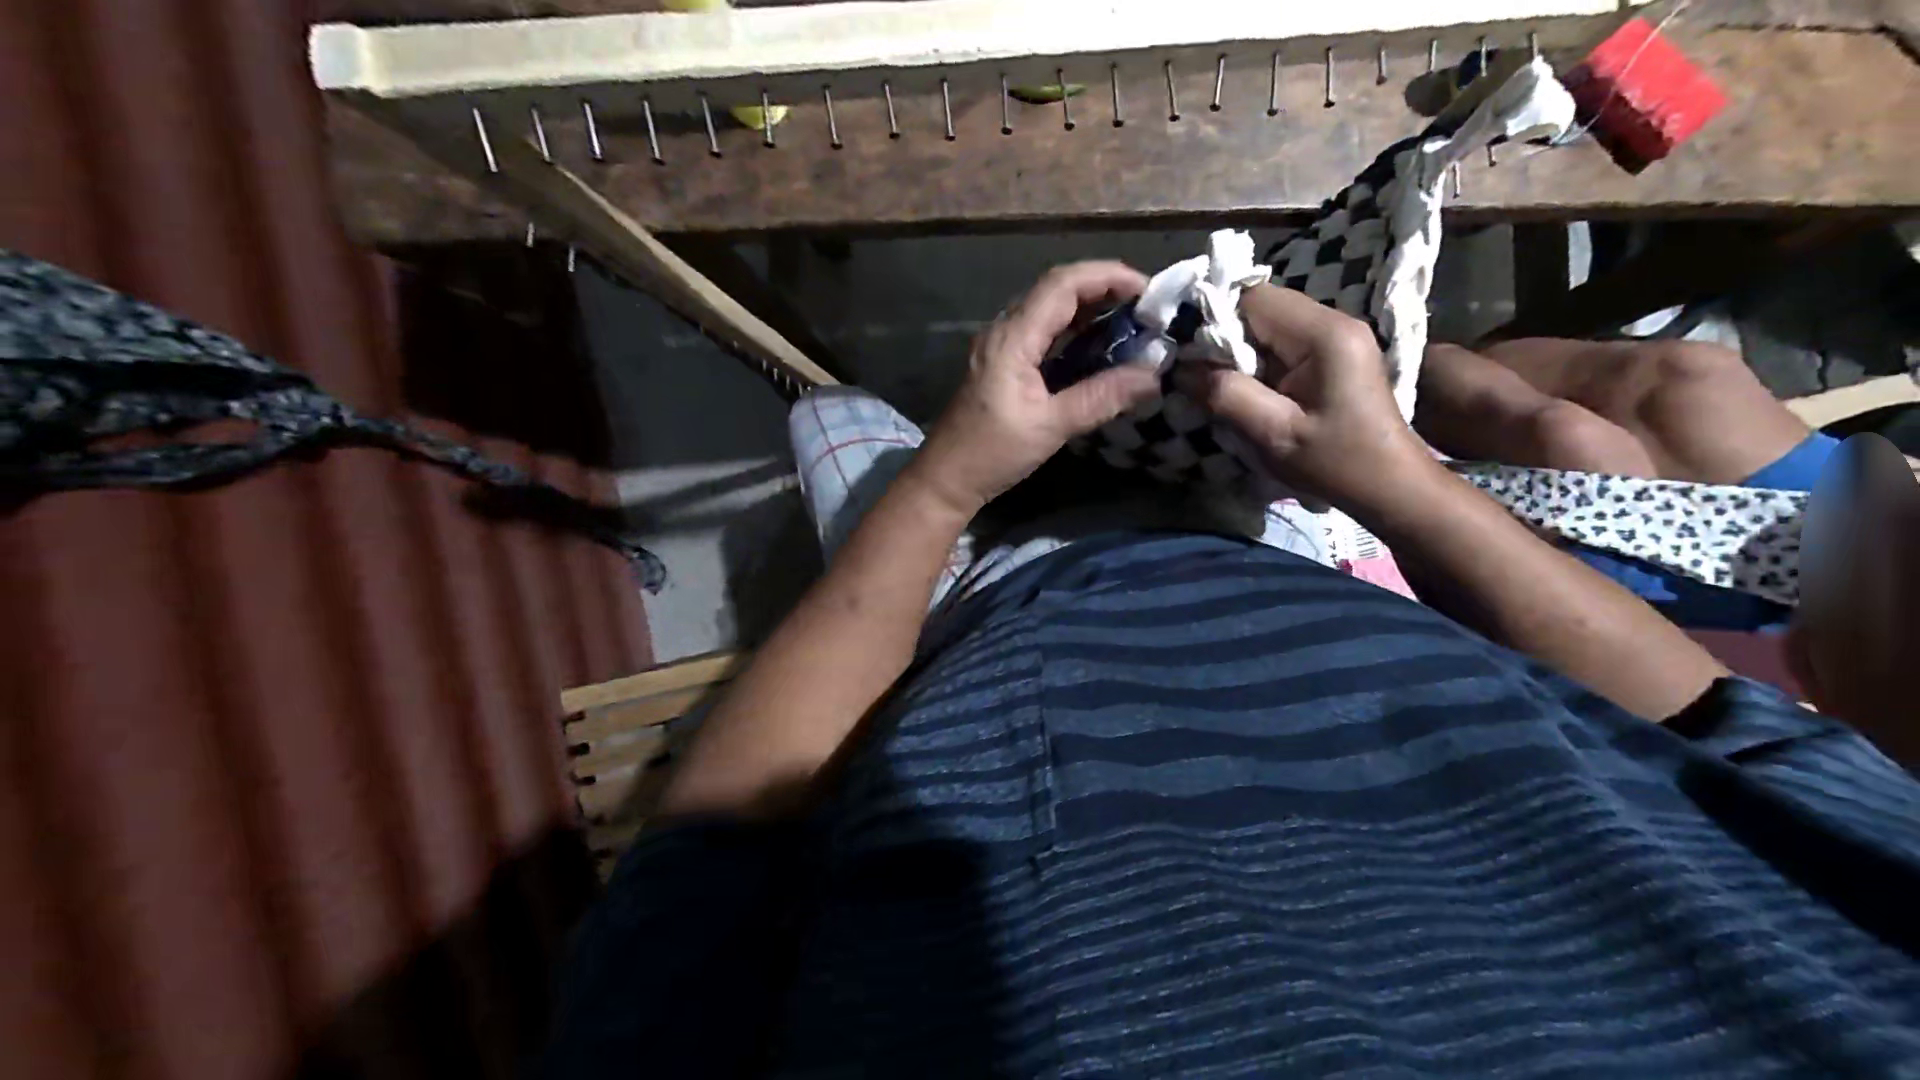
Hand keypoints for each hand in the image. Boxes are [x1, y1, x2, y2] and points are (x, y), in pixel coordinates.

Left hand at [909, 261, 1162, 514]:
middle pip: (1056, 290)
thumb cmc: (991, 453)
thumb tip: (1153, 374)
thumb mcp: (1051, 426)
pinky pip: (1041, 333)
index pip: (1062, 284)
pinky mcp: (1002, 364)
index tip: (1148, 292)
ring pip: (1048, 310)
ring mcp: (1000, 346)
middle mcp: (1003, 331)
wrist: (945, 479)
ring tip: (1130, 323)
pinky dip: (1073, 332)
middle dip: (1104, 289)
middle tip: (1146, 308)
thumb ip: (1101, 397)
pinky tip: (1097, 348)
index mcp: (1012, 338)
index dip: (1108, 277)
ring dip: (1089, 309)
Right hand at [1176, 283, 1436, 511]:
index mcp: (1324, 335)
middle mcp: (1333, 322)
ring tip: (1210, 378)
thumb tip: (1180, 370)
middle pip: (1259, 306)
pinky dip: (1251, 357)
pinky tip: (1238, 383)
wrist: (1388, 485)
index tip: (1180, 349)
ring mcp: (1335, 335)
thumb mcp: (1273, 433)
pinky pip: (1278, 341)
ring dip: (1233, 346)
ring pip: (1265, 322)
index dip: (1210, 317)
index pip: (1252, 299)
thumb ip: (1226, 395)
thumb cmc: (1336, 463)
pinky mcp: (1330, 353)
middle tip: (1190, 368)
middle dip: (1219, 332)